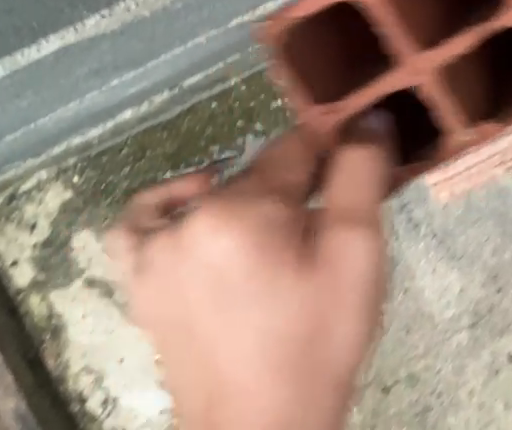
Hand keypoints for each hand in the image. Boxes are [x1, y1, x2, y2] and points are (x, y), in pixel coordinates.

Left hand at [105, 116, 395, 429]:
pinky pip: (143, 224)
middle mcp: (187, 220)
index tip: (361, 179)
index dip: (337, 154)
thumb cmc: (318, 337)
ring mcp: (154, 255)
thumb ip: (360, 173)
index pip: (299, 146)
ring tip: (286, 230)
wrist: (263, 428)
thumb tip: (368, 114)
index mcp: (240, 208)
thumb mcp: (357, 251)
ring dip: (255, 198)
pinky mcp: (143, 285)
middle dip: (302, 185)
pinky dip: (171, 205)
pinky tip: (199, 209)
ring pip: (217, 193)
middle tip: (333, 230)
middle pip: (261, 172)